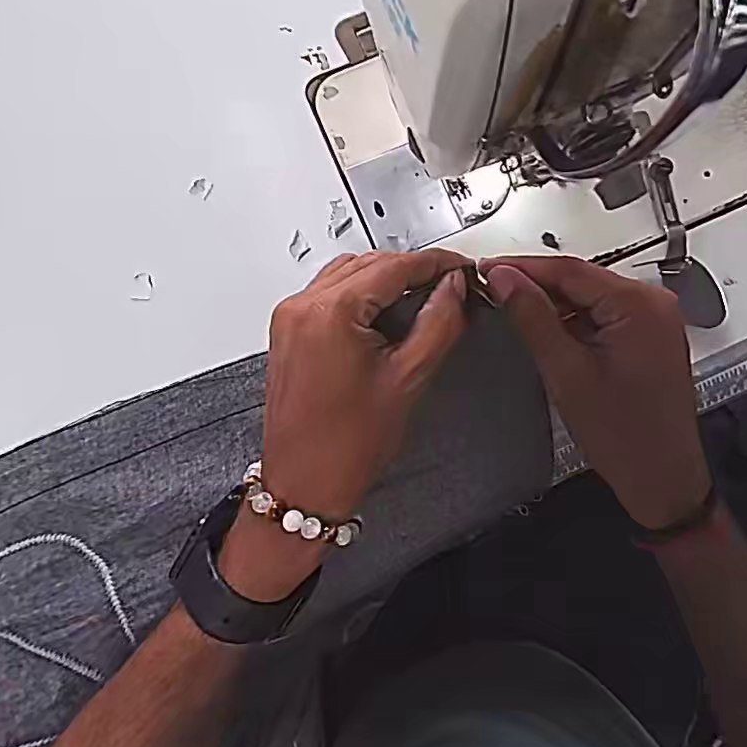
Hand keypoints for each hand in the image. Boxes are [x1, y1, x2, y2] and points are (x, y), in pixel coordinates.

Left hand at [220, 249, 472, 599]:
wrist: (305, 483)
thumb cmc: (344, 446)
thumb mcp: (409, 378)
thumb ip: (439, 322)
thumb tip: (452, 289)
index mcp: (330, 313)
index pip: (394, 266)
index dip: (435, 263)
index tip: (458, 268)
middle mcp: (302, 307)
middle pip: (369, 263)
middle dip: (412, 269)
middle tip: (448, 285)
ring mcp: (290, 318)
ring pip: (348, 273)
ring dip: (385, 278)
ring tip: (421, 299)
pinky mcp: (287, 331)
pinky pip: (329, 293)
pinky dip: (361, 293)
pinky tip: (385, 313)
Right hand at [482, 256, 710, 528]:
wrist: (661, 476)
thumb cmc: (627, 435)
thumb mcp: (566, 370)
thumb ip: (533, 317)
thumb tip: (507, 280)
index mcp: (638, 305)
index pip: (568, 269)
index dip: (522, 267)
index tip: (489, 270)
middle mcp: (653, 305)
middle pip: (580, 279)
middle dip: (535, 284)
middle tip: (494, 288)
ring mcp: (653, 320)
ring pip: (588, 297)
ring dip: (551, 303)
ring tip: (513, 309)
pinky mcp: (646, 336)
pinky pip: (600, 314)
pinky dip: (571, 320)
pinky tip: (546, 330)